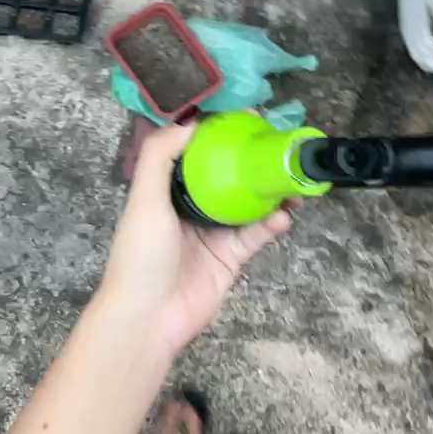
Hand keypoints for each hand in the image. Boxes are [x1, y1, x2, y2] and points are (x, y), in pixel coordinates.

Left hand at [99, 122, 294, 355]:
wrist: (149, 317)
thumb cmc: (140, 255)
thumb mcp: (143, 199)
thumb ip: (160, 157)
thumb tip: (191, 121)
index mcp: (165, 188)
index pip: (194, 151)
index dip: (217, 132)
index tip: (242, 115)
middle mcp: (190, 205)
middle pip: (225, 173)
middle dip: (249, 155)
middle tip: (276, 139)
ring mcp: (213, 231)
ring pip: (248, 200)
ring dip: (270, 187)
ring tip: (292, 172)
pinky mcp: (232, 256)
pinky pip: (258, 233)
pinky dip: (274, 221)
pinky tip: (287, 212)